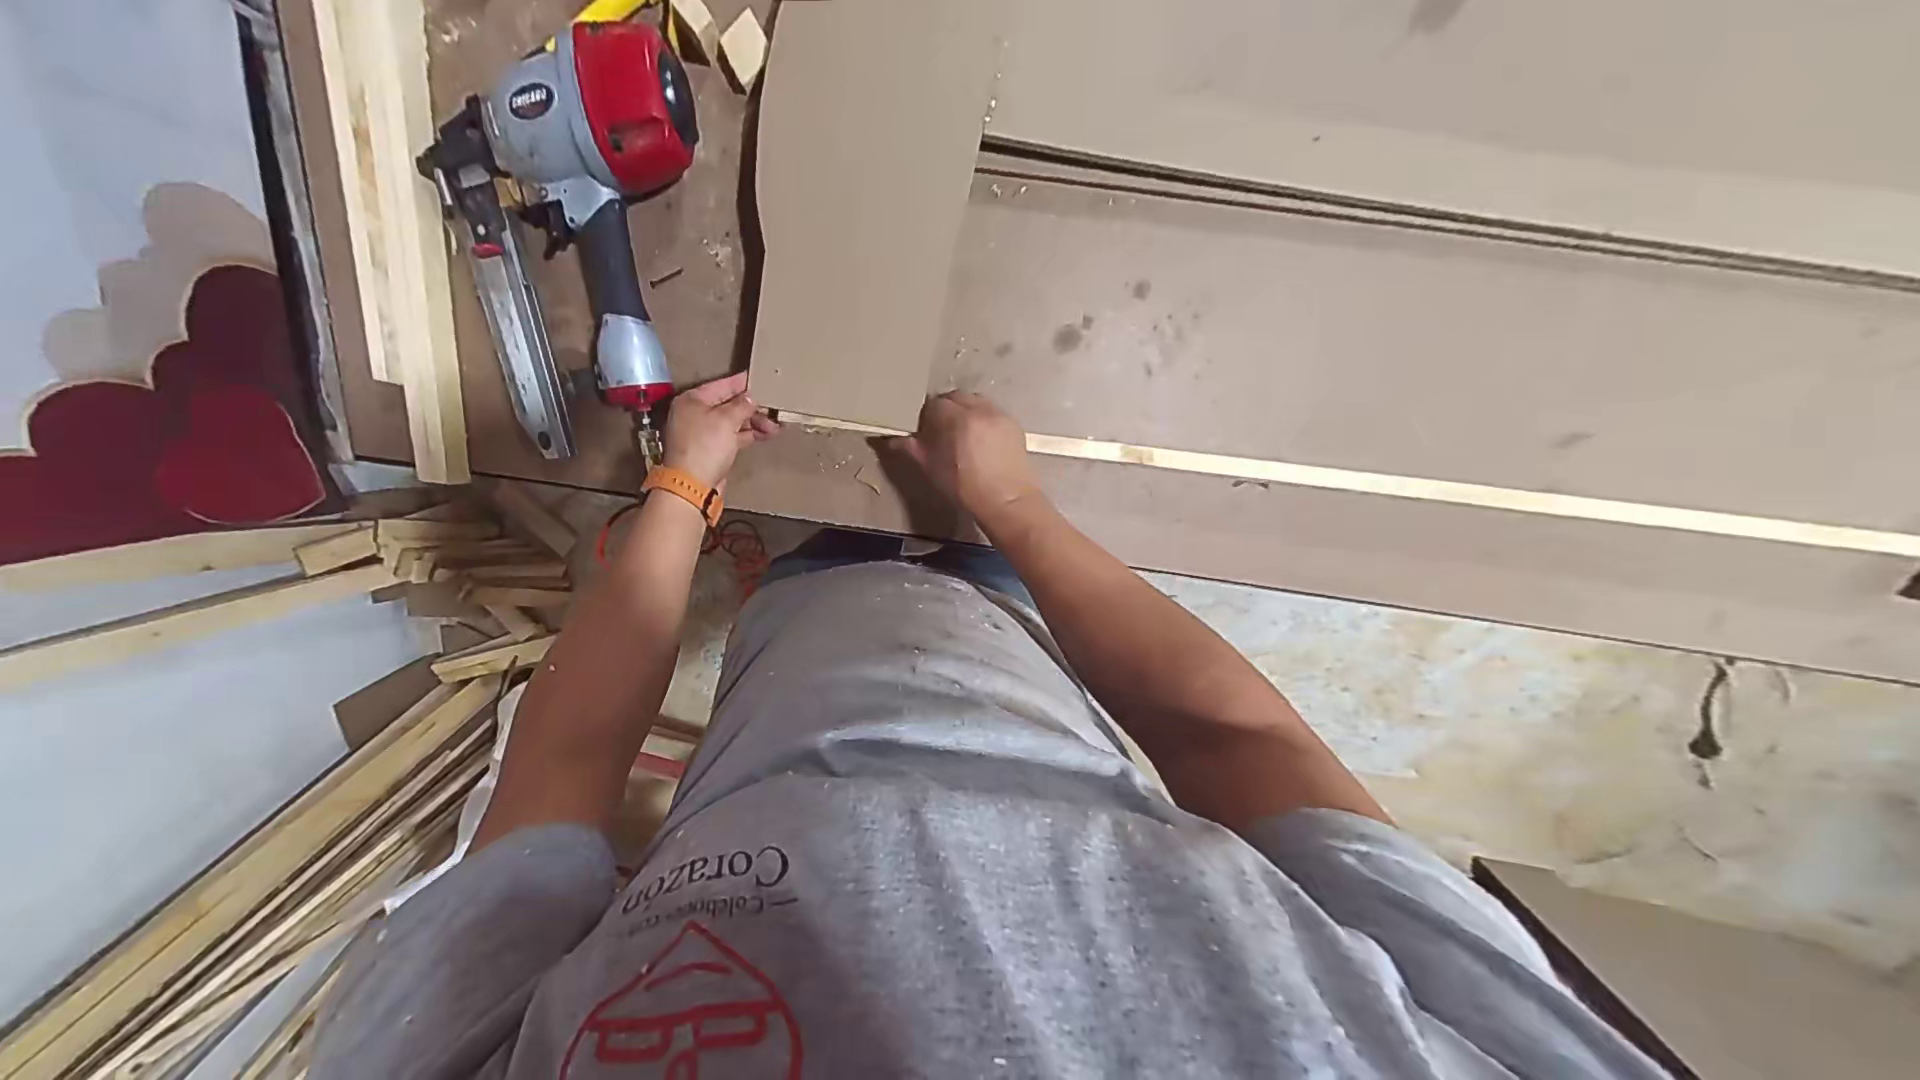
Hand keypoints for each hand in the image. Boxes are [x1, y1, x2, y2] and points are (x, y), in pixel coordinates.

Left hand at [660, 372, 778, 489]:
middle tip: (773, 410)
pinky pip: (733, 435)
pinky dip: (748, 434)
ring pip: (733, 421)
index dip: (743, 383)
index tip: (761, 379)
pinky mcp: (711, 448)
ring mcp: (703, 432)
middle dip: (753, 408)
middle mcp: (696, 413)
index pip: (723, 385)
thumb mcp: (726, 420)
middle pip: (730, 404)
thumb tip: (751, 398)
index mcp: (693, 399)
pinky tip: (764, 435)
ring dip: (754, 423)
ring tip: (774, 428)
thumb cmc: (704, 447)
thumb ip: (742, 405)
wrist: (693, 484)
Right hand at [888, 392, 1042, 523]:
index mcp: (958, 419)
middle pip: (957, 397)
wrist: (1006, 501)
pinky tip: (981, 438)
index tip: (925, 429)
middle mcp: (980, 411)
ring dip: (966, 410)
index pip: (935, 403)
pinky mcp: (1014, 424)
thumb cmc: (966, 488)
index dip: (927, 415)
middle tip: (942, 429)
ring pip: (976, 401)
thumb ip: (913, 449)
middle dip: (947, 408)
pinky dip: (983, 419)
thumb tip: (894, 440)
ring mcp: (1000, 415)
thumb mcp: (933, 469)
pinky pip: (993, 412)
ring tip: (962, 432)